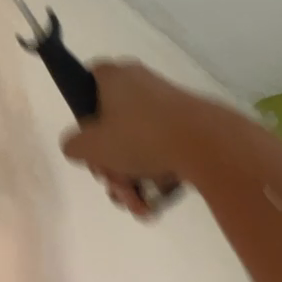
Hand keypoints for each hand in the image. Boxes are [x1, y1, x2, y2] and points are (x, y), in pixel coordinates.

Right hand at [59, 59, 195, 218]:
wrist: (208, 145)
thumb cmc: (140, 137)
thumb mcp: (91, 147)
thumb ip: (73, 145)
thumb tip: (79, 146)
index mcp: (115, 78)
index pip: (88, 78)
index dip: (81, 105)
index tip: (87, 134)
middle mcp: (140, 84)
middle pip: (110, 124)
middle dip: (108, 163)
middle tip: (113, 184)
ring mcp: (167, 105)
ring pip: (135, 144)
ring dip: (130, 179)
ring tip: (136, 203)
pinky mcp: (189, 125)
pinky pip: (161, 150)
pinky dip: (154, 176)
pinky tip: (154, 201)